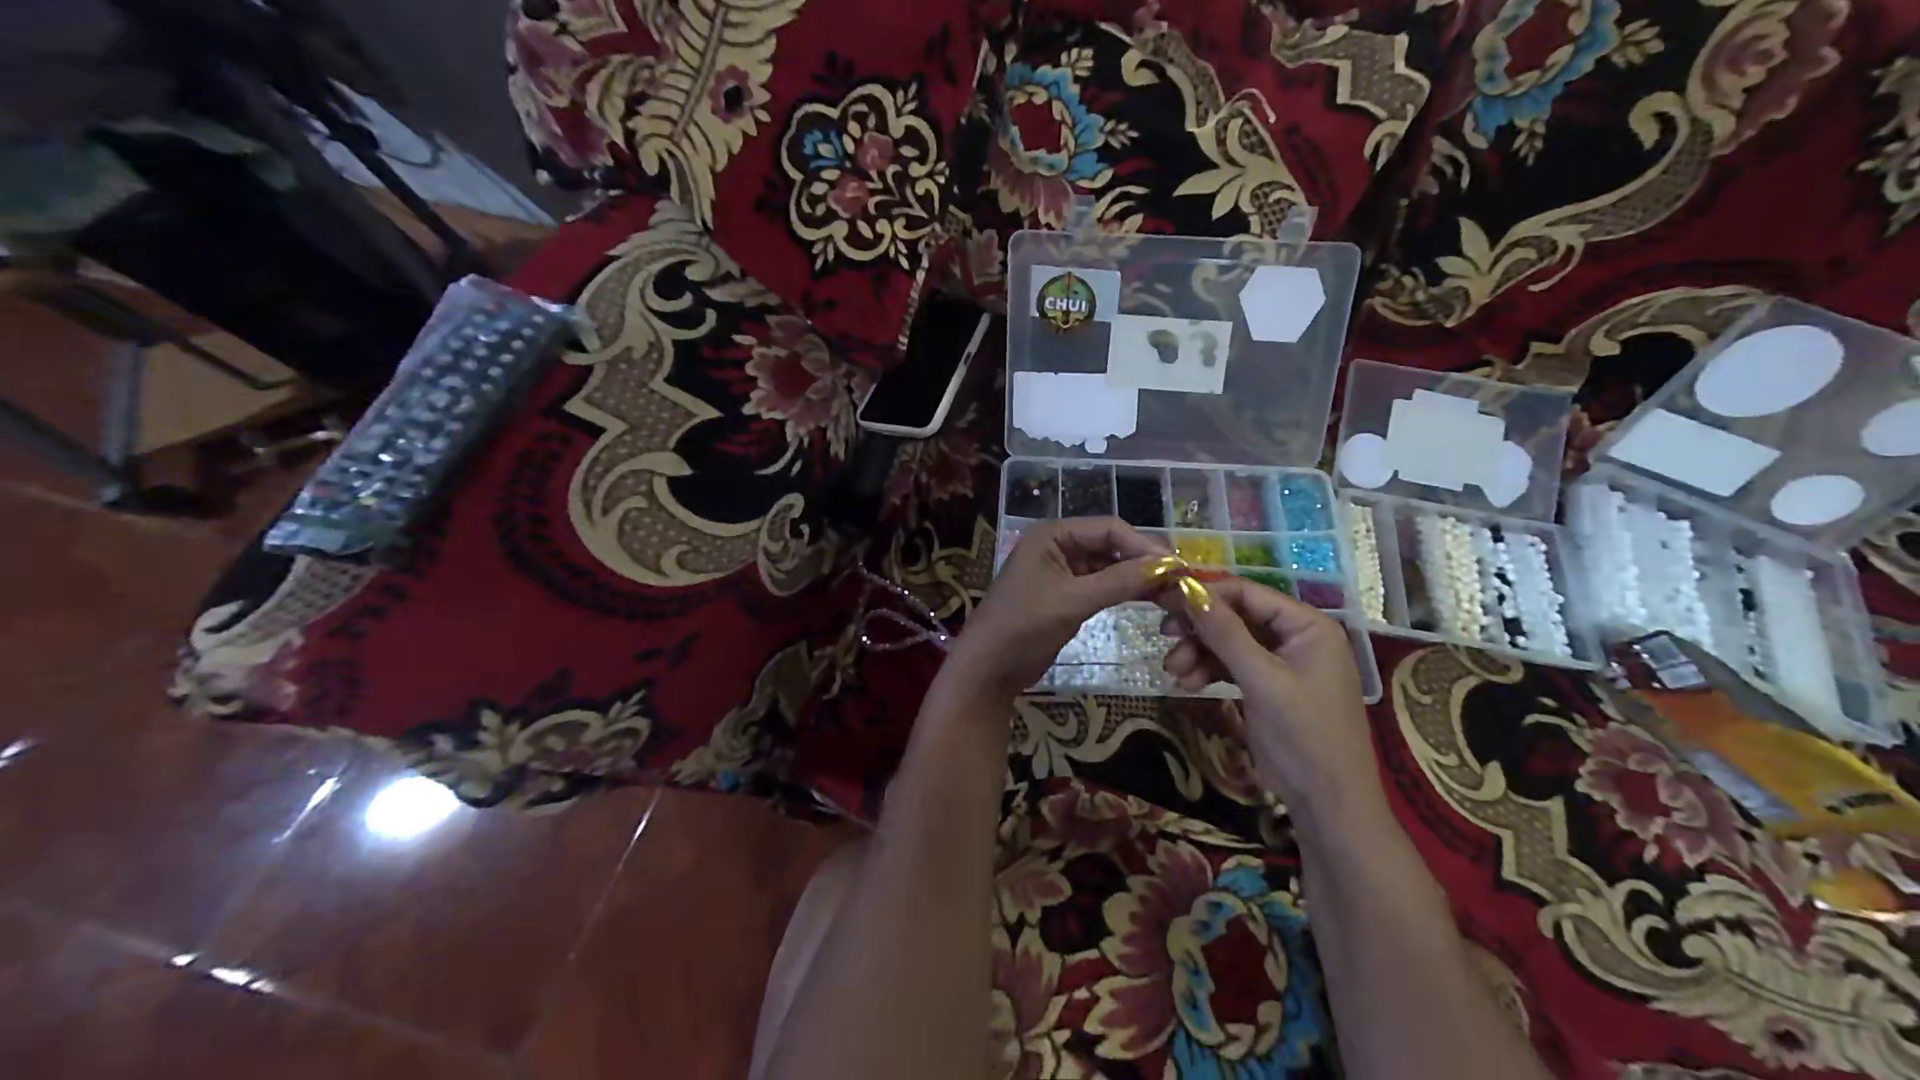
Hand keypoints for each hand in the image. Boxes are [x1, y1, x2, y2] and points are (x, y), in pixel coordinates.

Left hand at [943, 517, 1170, 700]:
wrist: (989, 669)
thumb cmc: (1023, 627)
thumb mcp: (1072, 601)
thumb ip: (1118, 581)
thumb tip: (1168, 566)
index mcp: (1053, 534)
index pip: (1109, 528)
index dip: (1144, 545)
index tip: (1177, 566)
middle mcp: (1058, 545)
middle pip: (1112, 545)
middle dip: (1144, 561)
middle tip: (1181, 581)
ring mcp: (1063, 571)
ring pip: (1110, 566)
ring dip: (1138, 577)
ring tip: (1173, 593)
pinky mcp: (1067, 595)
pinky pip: (1103, 585)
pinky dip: (1125, 591)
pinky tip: (1151, 600)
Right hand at [1160, 576, 1381, 810]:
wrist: (1328, 803)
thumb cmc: (1304, 735)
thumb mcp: (1262, 680)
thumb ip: (1225, 633)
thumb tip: (1188, 590)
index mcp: (1308, 626)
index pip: (1248, 593)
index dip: (1206, 594)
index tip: (1164, 602)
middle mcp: (1296, 637)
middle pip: (1236, 617)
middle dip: (1199, 629)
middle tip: (1163, 637)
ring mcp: (1282, 663)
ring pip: (1229, 642)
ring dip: (1198, 653)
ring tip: (1174, 673)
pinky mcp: (1268, 687)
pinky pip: (1232, 666)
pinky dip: (1208, 672)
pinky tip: (1187, 684)